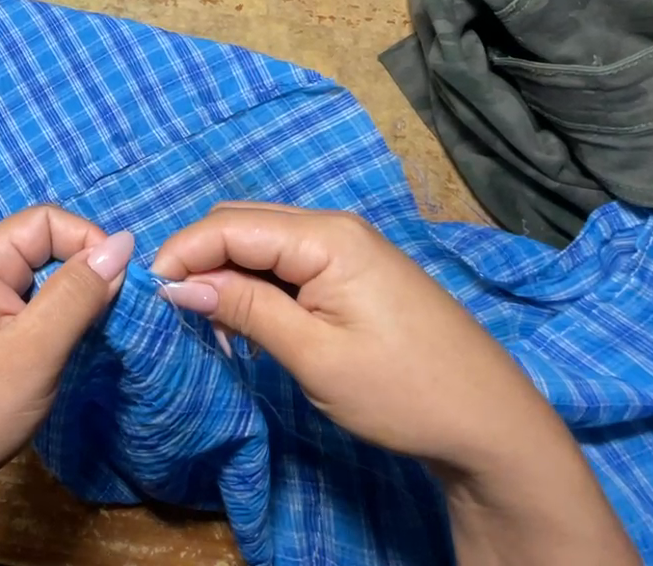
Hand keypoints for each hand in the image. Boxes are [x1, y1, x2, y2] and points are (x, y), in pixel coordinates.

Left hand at [0, 204, 134, 488]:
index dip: (89, 241)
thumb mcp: (36, 349)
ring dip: (75, 294)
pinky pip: (33, 298)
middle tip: (112, 312)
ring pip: (43, 272)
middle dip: (84, 268)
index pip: (46, 221)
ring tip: (95, 328)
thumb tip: (124, 242)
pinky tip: (70, 340)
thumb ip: (79, 292)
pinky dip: (60, 313)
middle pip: (45, 242)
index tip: (122, 283)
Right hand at [149, 201, 552, 472]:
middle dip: (200, 260)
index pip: (228, 226)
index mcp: (325, 236)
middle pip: (240, 223)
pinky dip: (255, 282)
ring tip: (216, 325)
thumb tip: (177, 286)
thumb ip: (243, 308)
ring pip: (259, 239)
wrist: (499, 430)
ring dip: (226, 272)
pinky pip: (284, 258)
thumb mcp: (314, 356)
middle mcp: (332, 225)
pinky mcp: (352, 268)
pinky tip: (251, 319)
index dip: (182, 253)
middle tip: (183, 313)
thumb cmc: (405, 393)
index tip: (153, 295)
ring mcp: (345, 244)